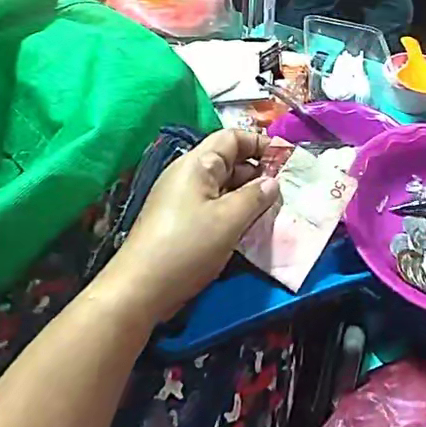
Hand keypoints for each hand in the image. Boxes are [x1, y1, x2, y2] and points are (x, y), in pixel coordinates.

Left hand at [97, 129, 280, 322]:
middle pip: (228, 160)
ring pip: (222, 185)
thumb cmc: (187, 246)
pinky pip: (213, 204)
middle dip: (257, 171)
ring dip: (247, 194)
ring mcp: (181, 197)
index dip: (260, 144)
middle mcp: (188, 173)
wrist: (139, 289)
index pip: (233, 137)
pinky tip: (248, 228)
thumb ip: (255, 197)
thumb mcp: (229, 220)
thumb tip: (273, 182)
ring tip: (272, 211)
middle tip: (284, 191)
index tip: (286, 160)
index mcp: (197, 163)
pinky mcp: (179, 220)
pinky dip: (232, 210)